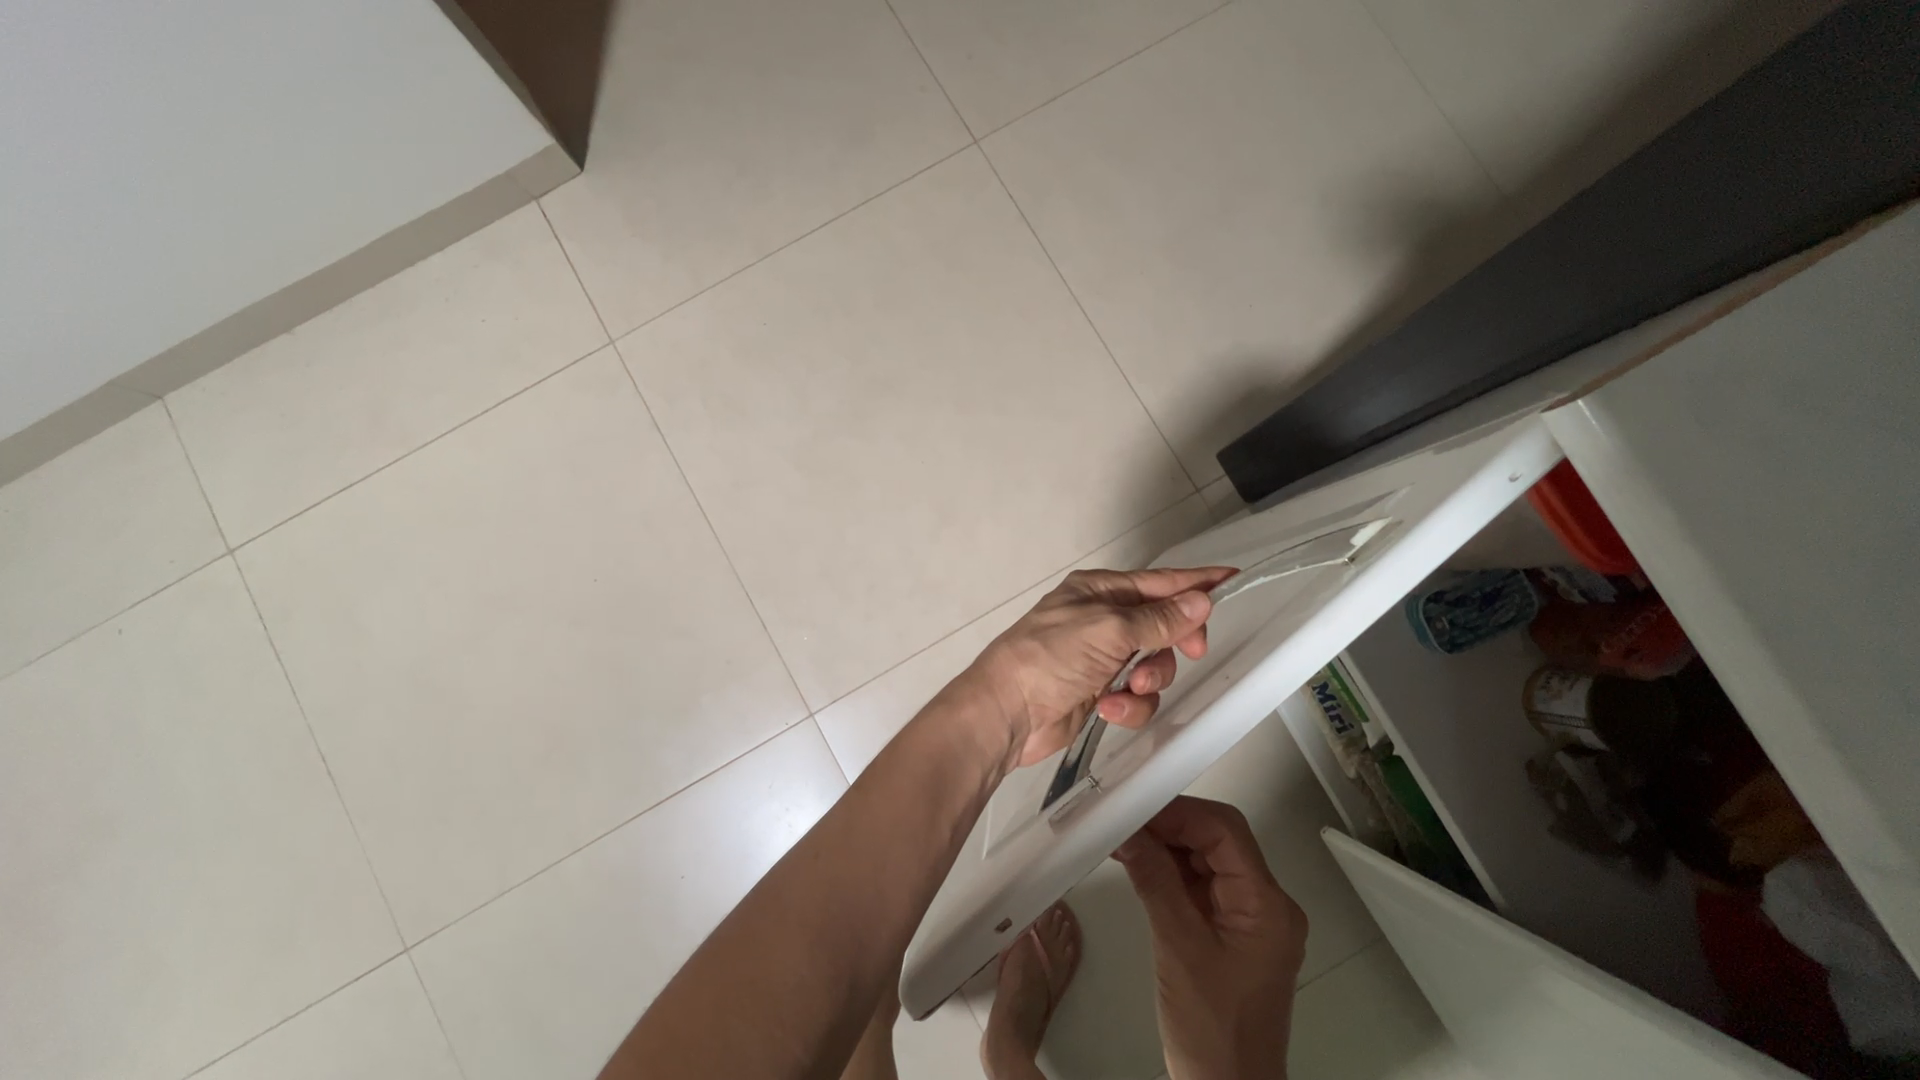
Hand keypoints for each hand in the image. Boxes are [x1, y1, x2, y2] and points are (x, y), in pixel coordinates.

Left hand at [966, 567, 1234, 768]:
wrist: (1006, 712)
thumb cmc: (1049, 657)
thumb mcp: (1108, 630)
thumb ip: (1159, 619)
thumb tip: (1199, 602)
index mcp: (1099, 591)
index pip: (1160, 582)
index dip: (1196, 583)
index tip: (1232, 580)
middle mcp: (1102, 619)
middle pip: (1163, 626)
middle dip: (1173, 643)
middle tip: (1189, 652)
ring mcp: (1100, 657)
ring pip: (1153, 665)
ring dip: (1148, 680)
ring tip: (1125, 688)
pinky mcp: (1098, 692)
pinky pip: (1135, 695)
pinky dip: (1128, 704)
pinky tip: (1108, 708)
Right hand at [1114, 796, 1308, 1079]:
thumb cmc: (1210, 1027)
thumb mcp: (1178, 948)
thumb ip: (1154, 881)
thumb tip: (1128, 830)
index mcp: (1267, 905)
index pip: (1226, 833)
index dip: (1180, 812)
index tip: (1135, 805)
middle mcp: (1264, 903)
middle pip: (1218, 841)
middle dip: (1170, 825)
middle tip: (1122, 818)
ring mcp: (1247, 918)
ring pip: (1206, 860)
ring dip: (1165, 846)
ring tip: (1120, 836)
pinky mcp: (1228, 932)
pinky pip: (1199, 886)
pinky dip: (1168, 872)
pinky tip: (1136, 863)